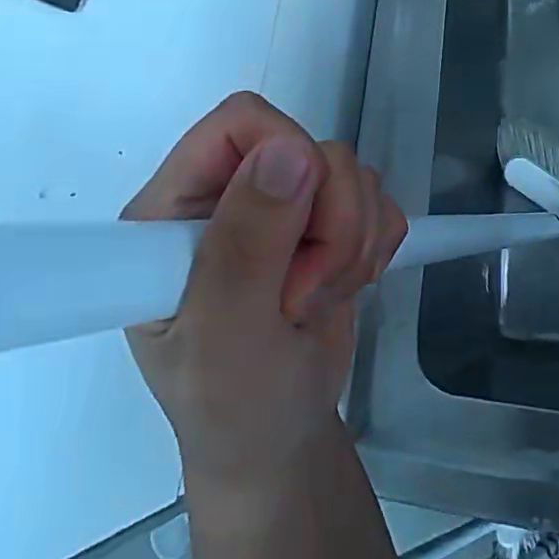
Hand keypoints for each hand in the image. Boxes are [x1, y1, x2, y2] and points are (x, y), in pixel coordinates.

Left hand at [121, 92, 407, 488]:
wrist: (282, 435)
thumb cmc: (231, 403)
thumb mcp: (224, 336)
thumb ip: (246, 247)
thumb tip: (288, 152)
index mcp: (176, 208)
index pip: (239, 123)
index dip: (287, 156)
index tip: (302, 225)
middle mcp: (232, 195)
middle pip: (315, 149)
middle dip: (332, 224)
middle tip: (303, 290)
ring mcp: (287, 207)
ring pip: (355, 174)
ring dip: (355, 243)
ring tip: (318, 298)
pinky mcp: (332, 222)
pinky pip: (382, 200)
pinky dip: (378, 246)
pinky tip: (346, 286)